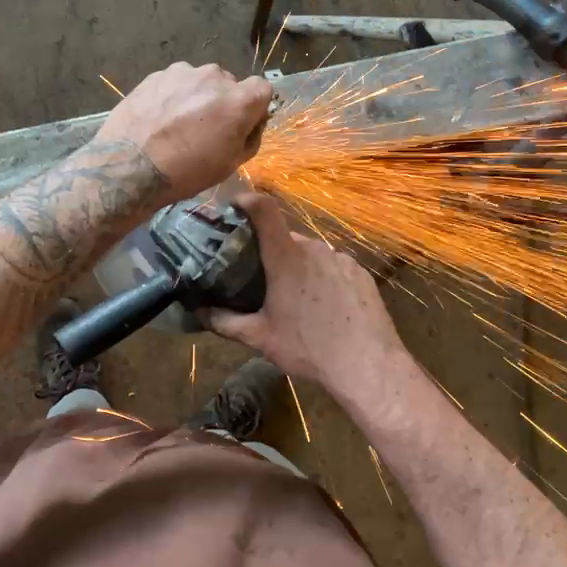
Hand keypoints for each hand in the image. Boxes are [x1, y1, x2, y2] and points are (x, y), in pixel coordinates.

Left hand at [96, 62, 272, 202]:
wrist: (130, 165)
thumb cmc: (187, 171)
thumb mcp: (231, 163)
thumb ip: (250, 135)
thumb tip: (250, 122)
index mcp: (239, 99)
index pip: (261, 88)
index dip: (253, 107)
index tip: (240, 124)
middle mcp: (213, 76)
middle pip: (227, 83)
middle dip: (222, 101)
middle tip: (205, 128)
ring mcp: (181, 72)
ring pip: (198, 81)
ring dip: (195, 96)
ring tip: (177, 124)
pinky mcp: (155, 75)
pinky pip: (173, 83)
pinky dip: (171, 96)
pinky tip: (158, 119)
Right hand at [208, 193, 404, 390]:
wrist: (368, 365)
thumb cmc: (308, 347)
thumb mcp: (260, 337)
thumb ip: (224, 321)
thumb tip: (198, 310)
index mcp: (285, 256)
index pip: (263, 209)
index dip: (247, 201)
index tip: (234, 208)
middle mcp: (313, 248)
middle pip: (284, 238)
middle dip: (270, 253)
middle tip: (261, 278)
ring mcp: (340, 259)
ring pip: (309, 254)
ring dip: (298, 267)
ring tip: (295, 299)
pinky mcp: (360, 273)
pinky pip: (332, 266)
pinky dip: (323, 278)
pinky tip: (325, 307)